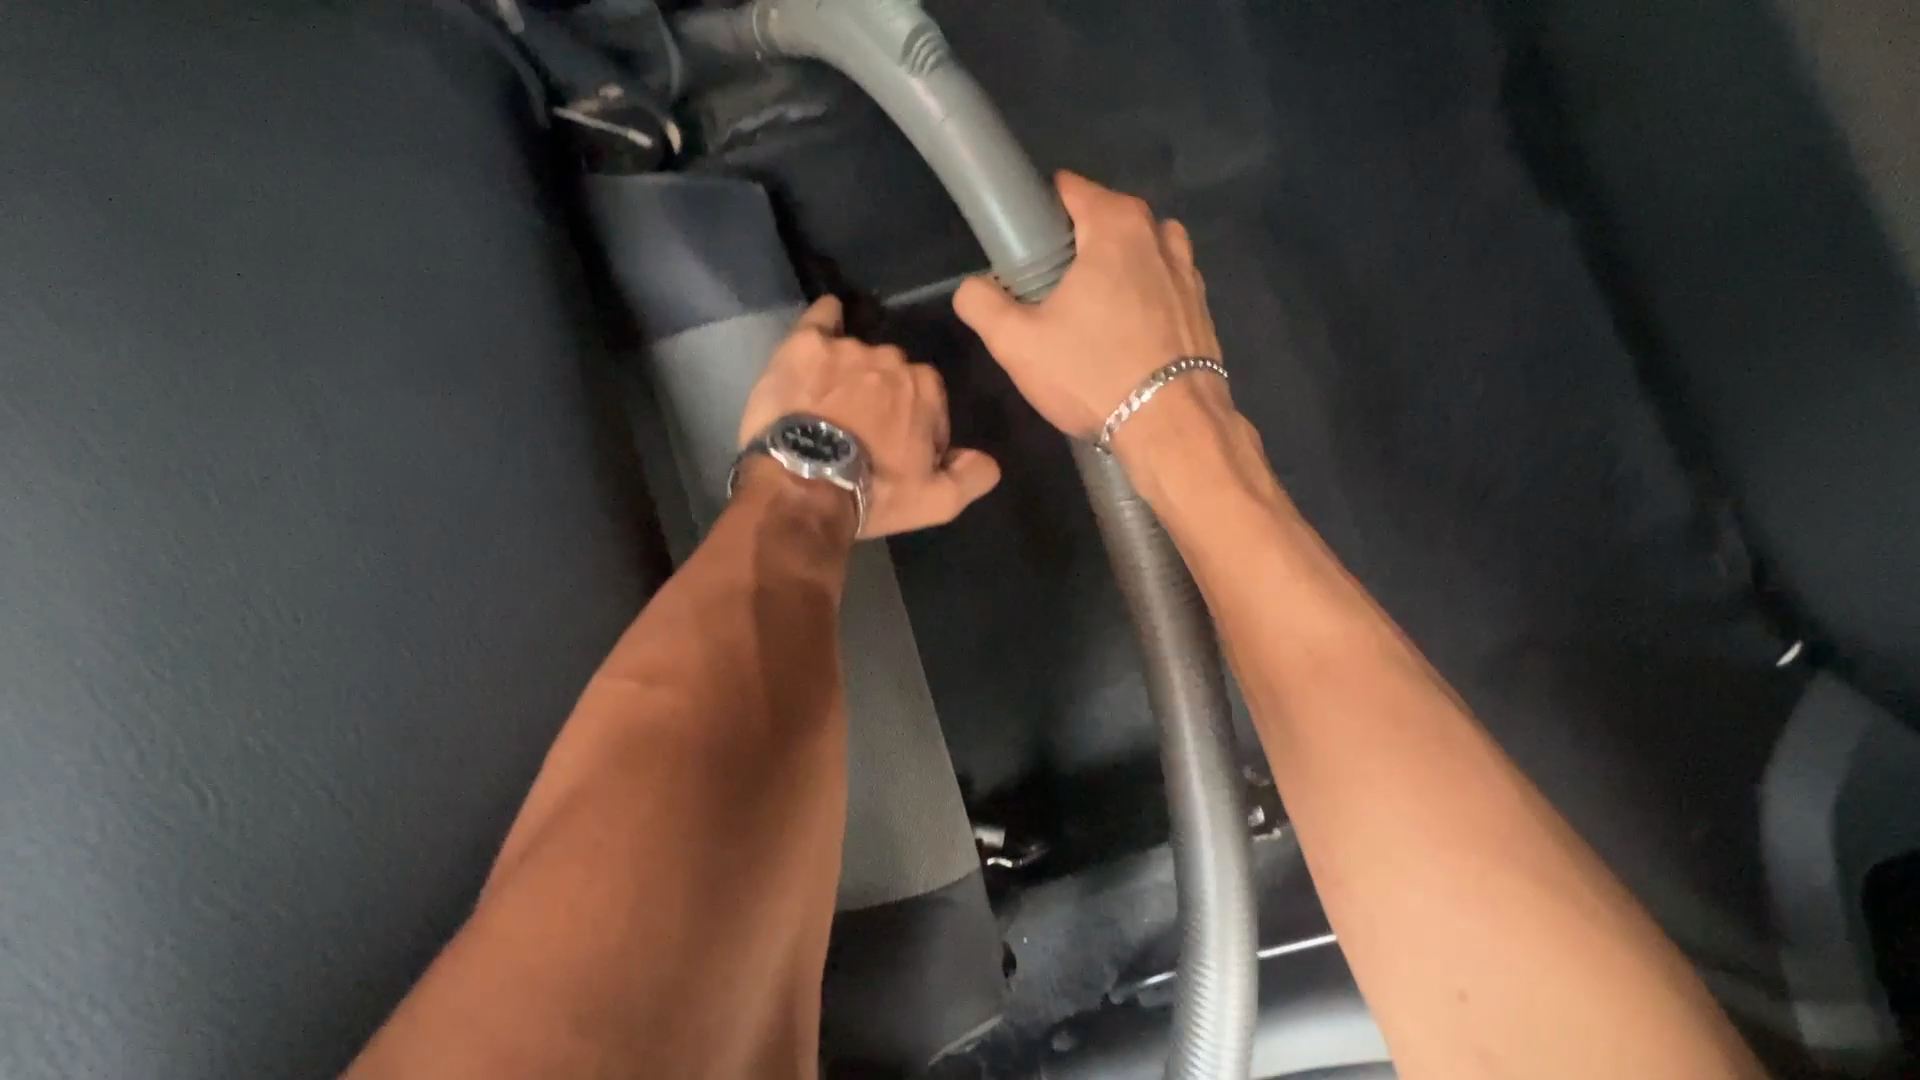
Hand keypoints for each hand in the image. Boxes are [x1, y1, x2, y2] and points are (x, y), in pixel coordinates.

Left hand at [738, 296, 1000, 538]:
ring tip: (829, 409)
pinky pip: (820, 319)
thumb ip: (974, 475)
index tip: (896, 451)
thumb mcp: (938, 501)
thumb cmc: (874, 493)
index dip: (915, 427)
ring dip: (850, 377)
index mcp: (927, 387)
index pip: (929, 400)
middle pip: (892, 375)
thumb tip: (988, 459)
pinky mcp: (804, 346)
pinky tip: (824, 328)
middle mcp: (892, 358)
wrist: (803, 487)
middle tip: (861, 433)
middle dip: (882, 399)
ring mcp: (847, 348)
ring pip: (856, 356)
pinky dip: (825, 320)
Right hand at [952, 171, 1229, 450]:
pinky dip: (1141, 295)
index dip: (1036, 214)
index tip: (1019, 250)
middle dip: (1073, 245)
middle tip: (1045, 292)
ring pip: (1137, 251)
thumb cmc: (1092, 374)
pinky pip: (1160, 284)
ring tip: (1087, 312)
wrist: (1171, 426)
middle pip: (1103, 219)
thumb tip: (971, 287)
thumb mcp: (1017, 343)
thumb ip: (982, 304)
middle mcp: (1158, 234)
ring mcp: (1187, 269)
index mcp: (1115, 224)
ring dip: (1112, 268)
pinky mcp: (1200, 306)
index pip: (1067, 189)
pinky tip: (1122, 335)